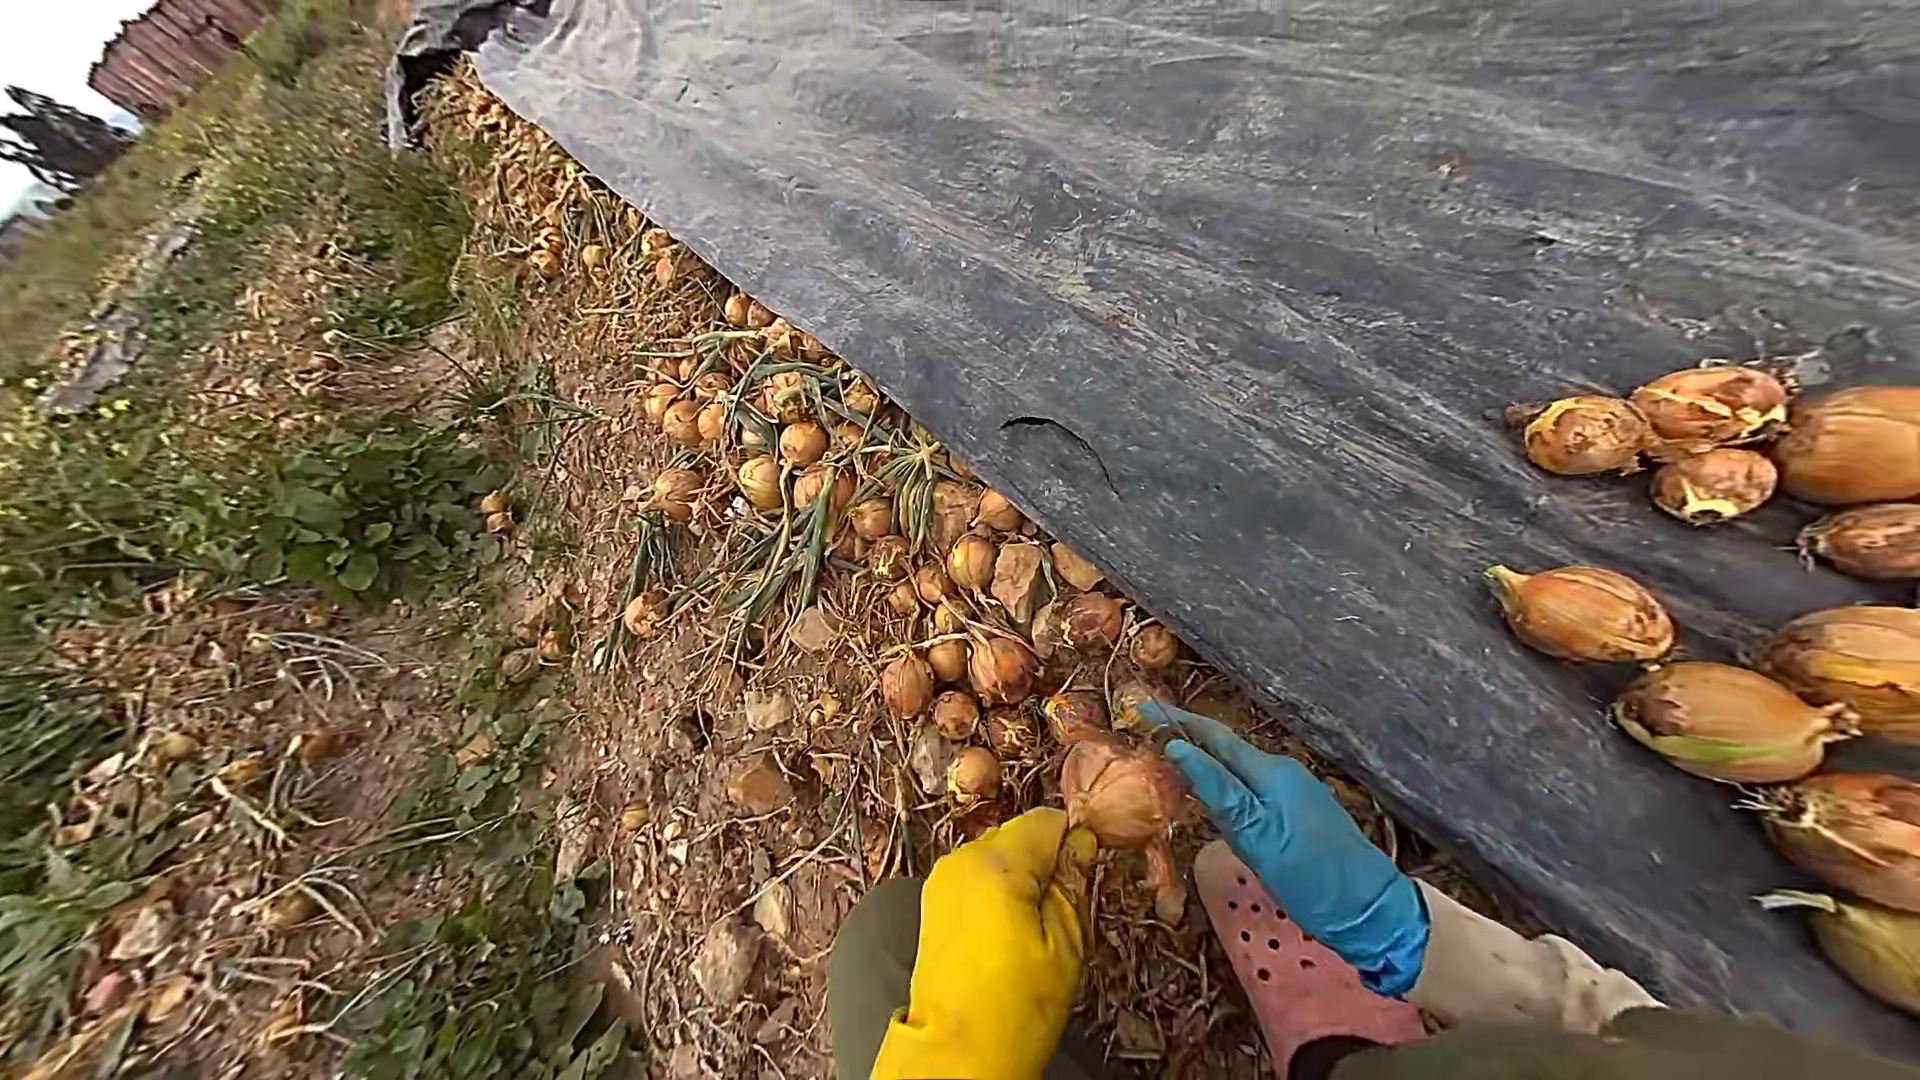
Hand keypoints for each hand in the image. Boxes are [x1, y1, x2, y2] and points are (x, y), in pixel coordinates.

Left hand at [872, 808, 1096, 1078]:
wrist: (953, 1055)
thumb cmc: (1015, 1009)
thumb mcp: (1064, 946)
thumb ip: (1073, 882)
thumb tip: (1082, 841)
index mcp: (998, 862)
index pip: (1046, 820)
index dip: (1070, 840)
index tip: (1081, 870)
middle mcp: (965, 856)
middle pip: (1018, 832)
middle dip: (1043, 858)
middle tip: (1058, 908)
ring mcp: (944, 875)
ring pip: (996, 851)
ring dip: (1017, 872)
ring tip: (1027, 925)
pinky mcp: (933, 896)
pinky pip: (973, 872)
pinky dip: (992, 887)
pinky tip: (1000, 930)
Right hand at [1140, 703, 1430, 996]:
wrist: (1374, 915)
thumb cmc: (1310, 876)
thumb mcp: (1255, 835)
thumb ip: (1216, 789)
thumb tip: (1177, 747)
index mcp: (1269, 771)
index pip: (1213, 735)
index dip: (1177, 720)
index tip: (1143, 709)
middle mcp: (1280, 771)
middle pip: (1225, 748)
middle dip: (1187, 740)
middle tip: (1149, 739)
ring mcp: (1293, 791)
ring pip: (1237, 769)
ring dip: (1203, 763)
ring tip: (1170, 767)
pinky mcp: (1298, 812)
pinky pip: (1250, 788)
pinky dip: (1223, 785)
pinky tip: (1210, 799)